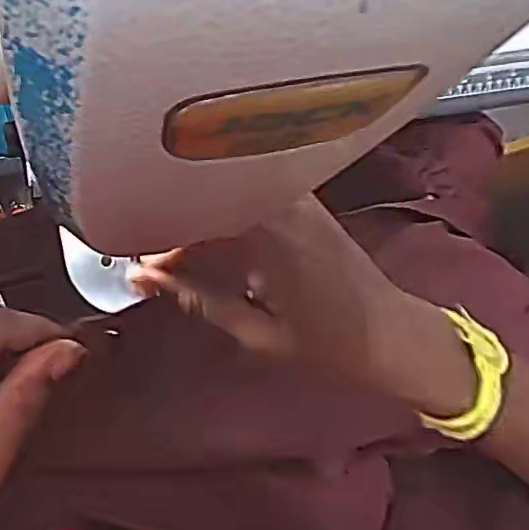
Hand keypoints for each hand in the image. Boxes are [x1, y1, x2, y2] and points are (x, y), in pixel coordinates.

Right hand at [131, 195, 473, 417]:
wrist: (395, 333)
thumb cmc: (328, 342)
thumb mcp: (254, 330)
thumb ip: (195, 297)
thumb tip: (141, 278)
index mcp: (271, 232)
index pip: (195, 208)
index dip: (156, 226)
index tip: (133, 250)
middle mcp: (283, 201)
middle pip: (206, 190)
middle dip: (169, 215)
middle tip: (145, 246)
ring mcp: (294, 193)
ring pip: (223, 187)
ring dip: (192, 209)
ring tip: (169, 240)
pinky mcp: (301, 196)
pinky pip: (245, 191)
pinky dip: (218, 207)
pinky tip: (204, 230)